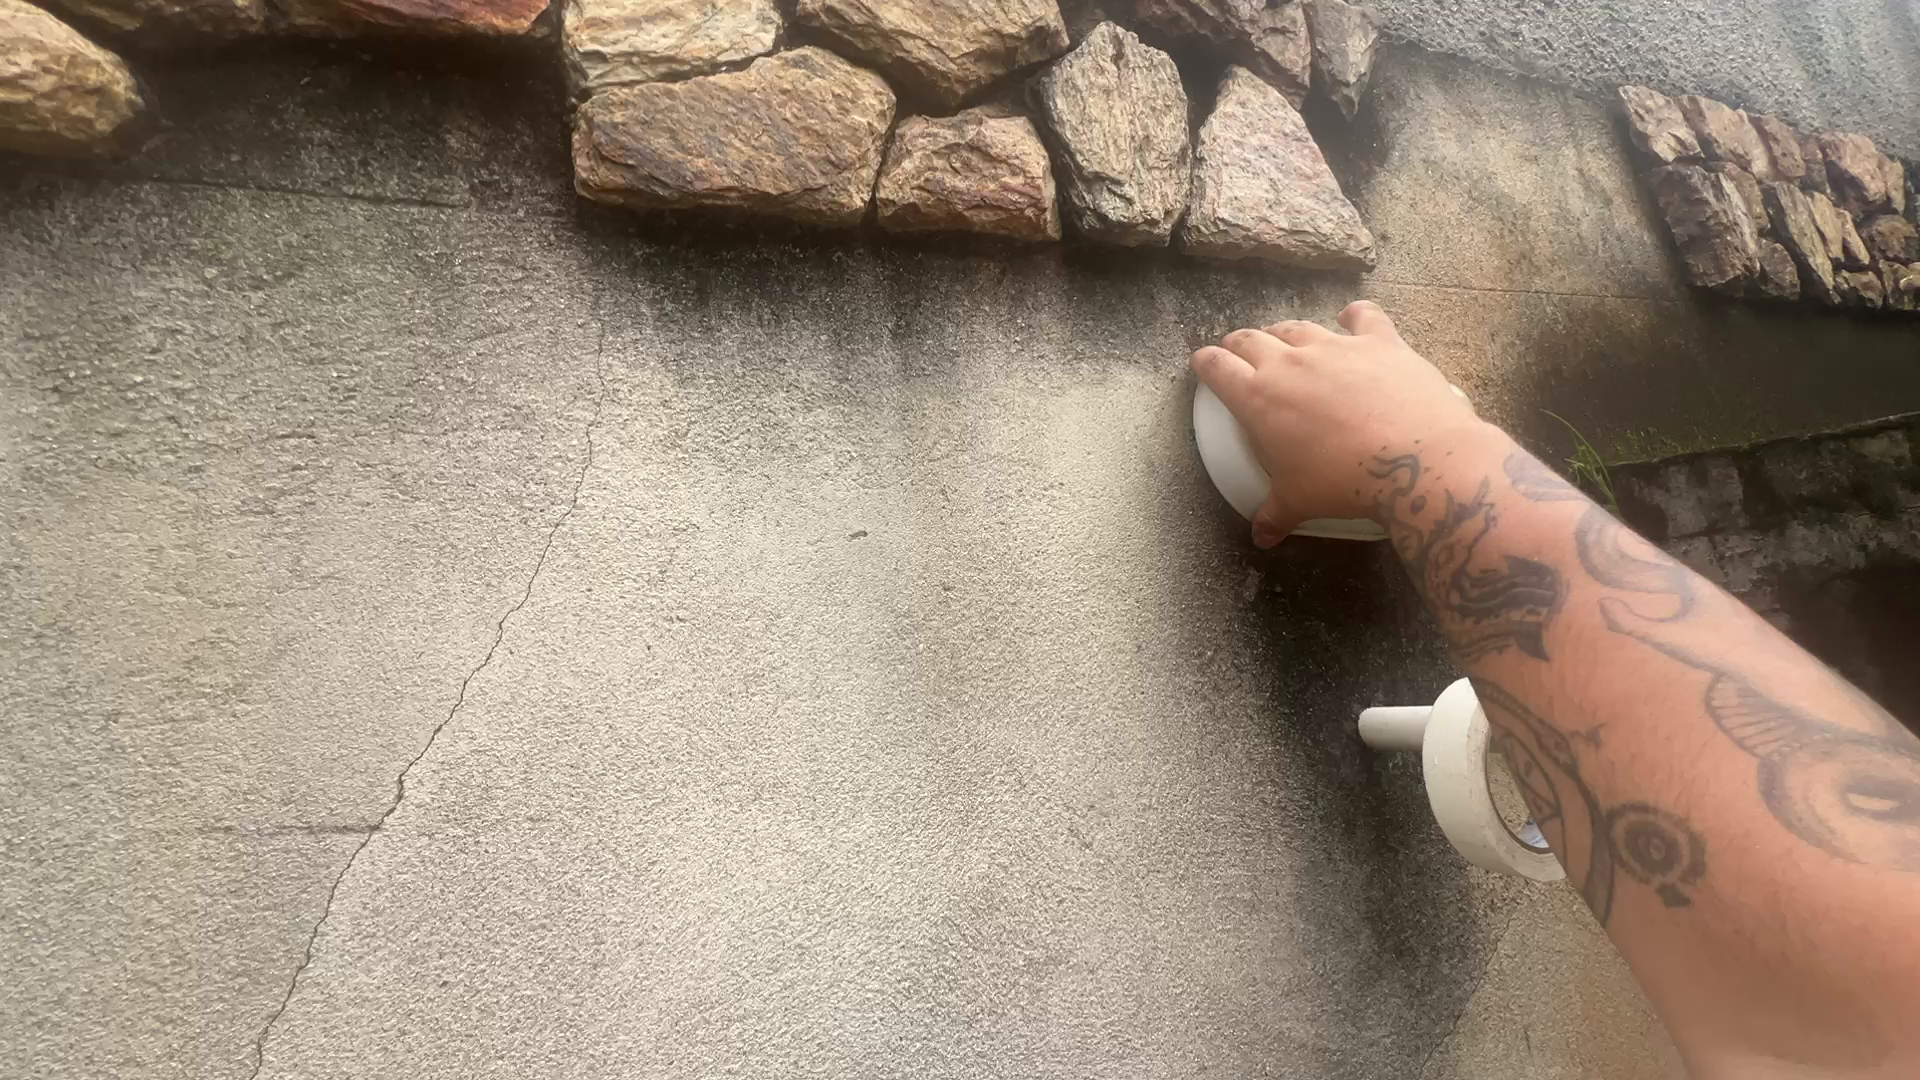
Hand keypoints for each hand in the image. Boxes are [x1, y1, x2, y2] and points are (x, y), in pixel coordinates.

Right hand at [1189, 301, 1486, 546]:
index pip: (1217, 368)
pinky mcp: (1379, 342)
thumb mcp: (1297, 501)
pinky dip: (1354, 315)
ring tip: (1282, 337)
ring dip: (1284, 331)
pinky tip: (1352, 316)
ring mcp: (1334, 347)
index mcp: (1256, 398)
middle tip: (1236, 350)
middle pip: (1252, 340)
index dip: (1205, 363)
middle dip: (1238, 343)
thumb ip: (1274, 514)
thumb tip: (1262, 537)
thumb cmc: (1341, 481)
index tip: (1201, 362)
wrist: (1414, 459)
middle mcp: (1289, 364)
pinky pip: (1362, 317)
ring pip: (1297, 327)